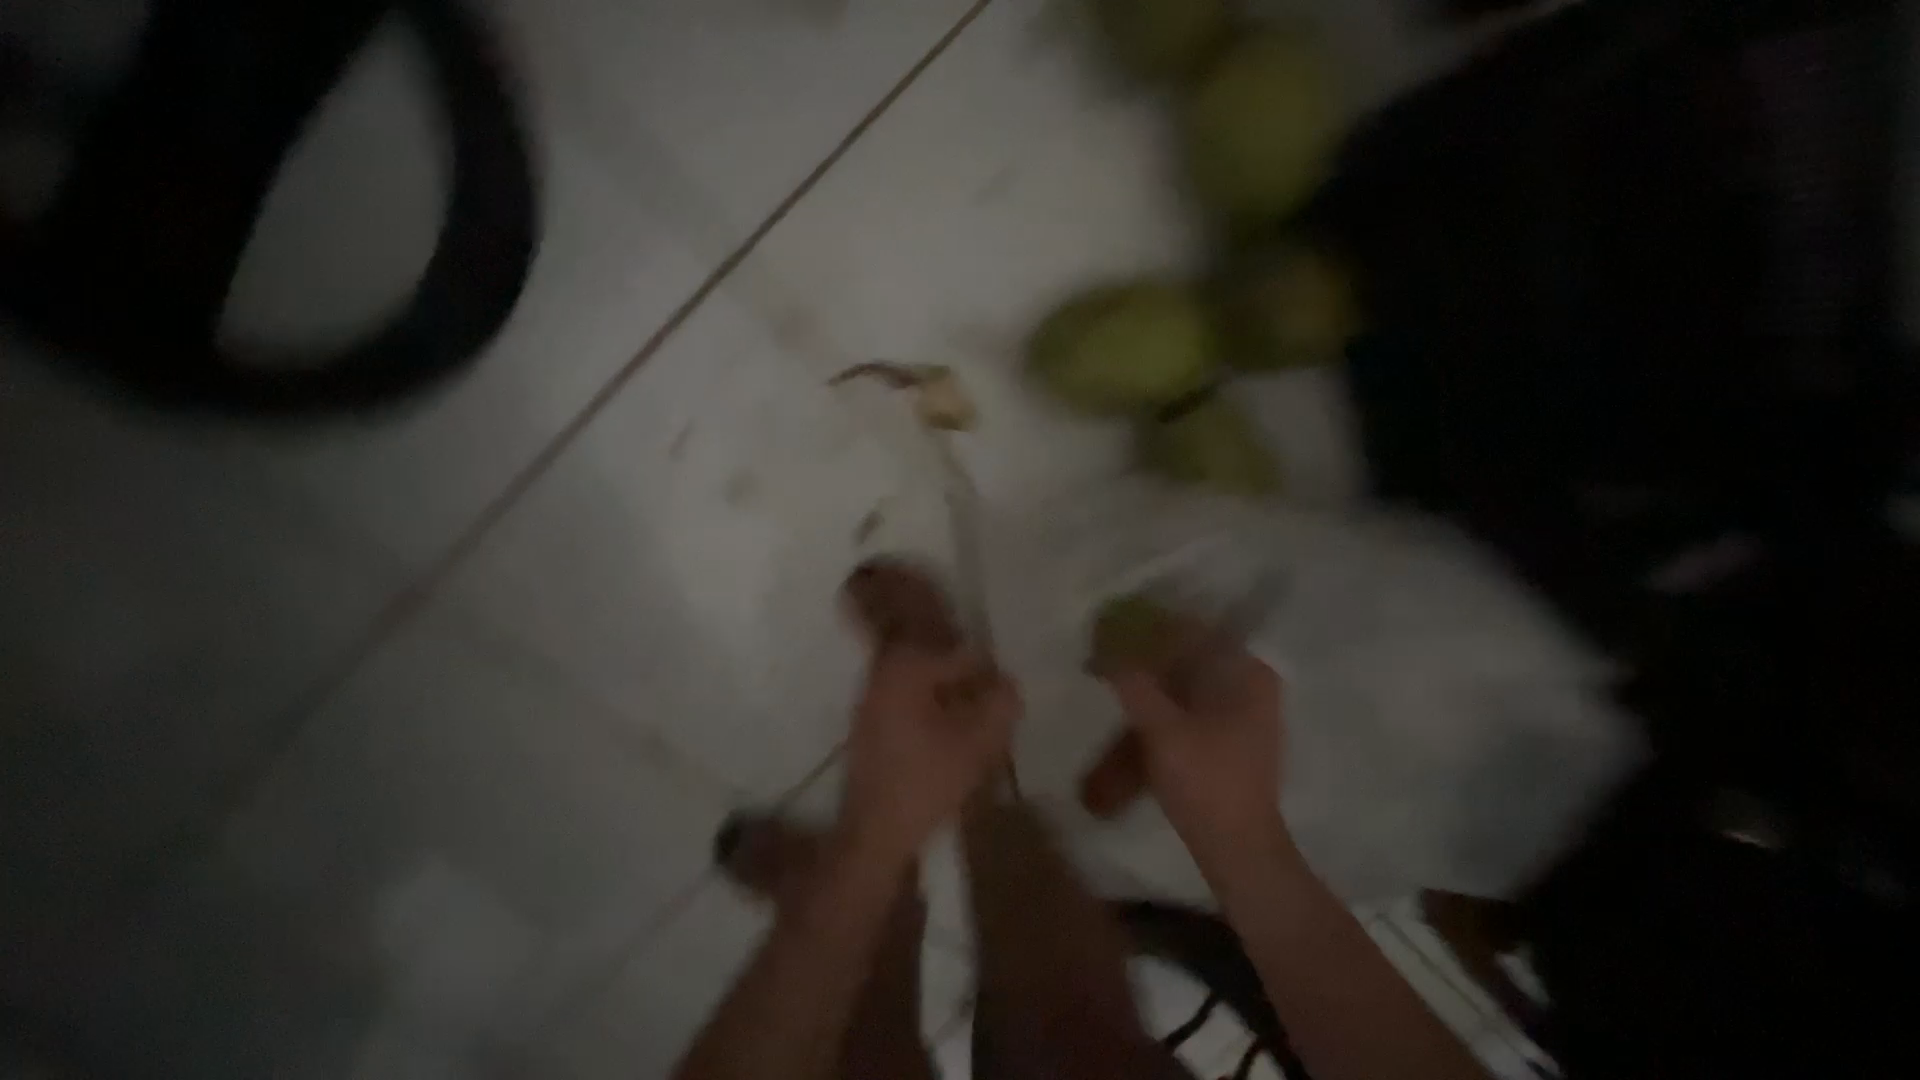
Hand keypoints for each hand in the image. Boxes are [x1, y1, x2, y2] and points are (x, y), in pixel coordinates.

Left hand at [839, 645, 1017, 863]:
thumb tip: (1010, 684)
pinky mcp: (868, 726)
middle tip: (995, 700)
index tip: (1009, 691)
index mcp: (906, 669)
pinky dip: (931, 712)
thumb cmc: (926, 782)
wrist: (875, 830)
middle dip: (968, 680)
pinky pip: (908, 704)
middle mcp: (883, 675)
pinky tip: (950, 736)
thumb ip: (1000, 706)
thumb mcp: (976, 743)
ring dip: (951, 696)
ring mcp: (870, 700)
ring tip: (977, 719)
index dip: (990, 672)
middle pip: (938, 664)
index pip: (961, 654)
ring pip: (923, 685)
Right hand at [1105, 627, 1284, 851]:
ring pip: (1183, 690)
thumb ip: (1133, 682)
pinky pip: (1187, 715)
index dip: (1147, 631)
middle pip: (1186, 661)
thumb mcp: (1161, 728)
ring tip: (1106, 693)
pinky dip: (1158, 717)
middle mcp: (1250, 685)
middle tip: (1100, 664)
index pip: (1191, 632)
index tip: (1108, 634)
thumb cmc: (1206, 780)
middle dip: (1142, 665)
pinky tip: (1127, 726)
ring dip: (1145, 694)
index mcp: (1246, 672)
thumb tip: (1105, 646)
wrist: (1238, 849)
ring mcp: (1242, 716)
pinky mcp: (1229, 742)